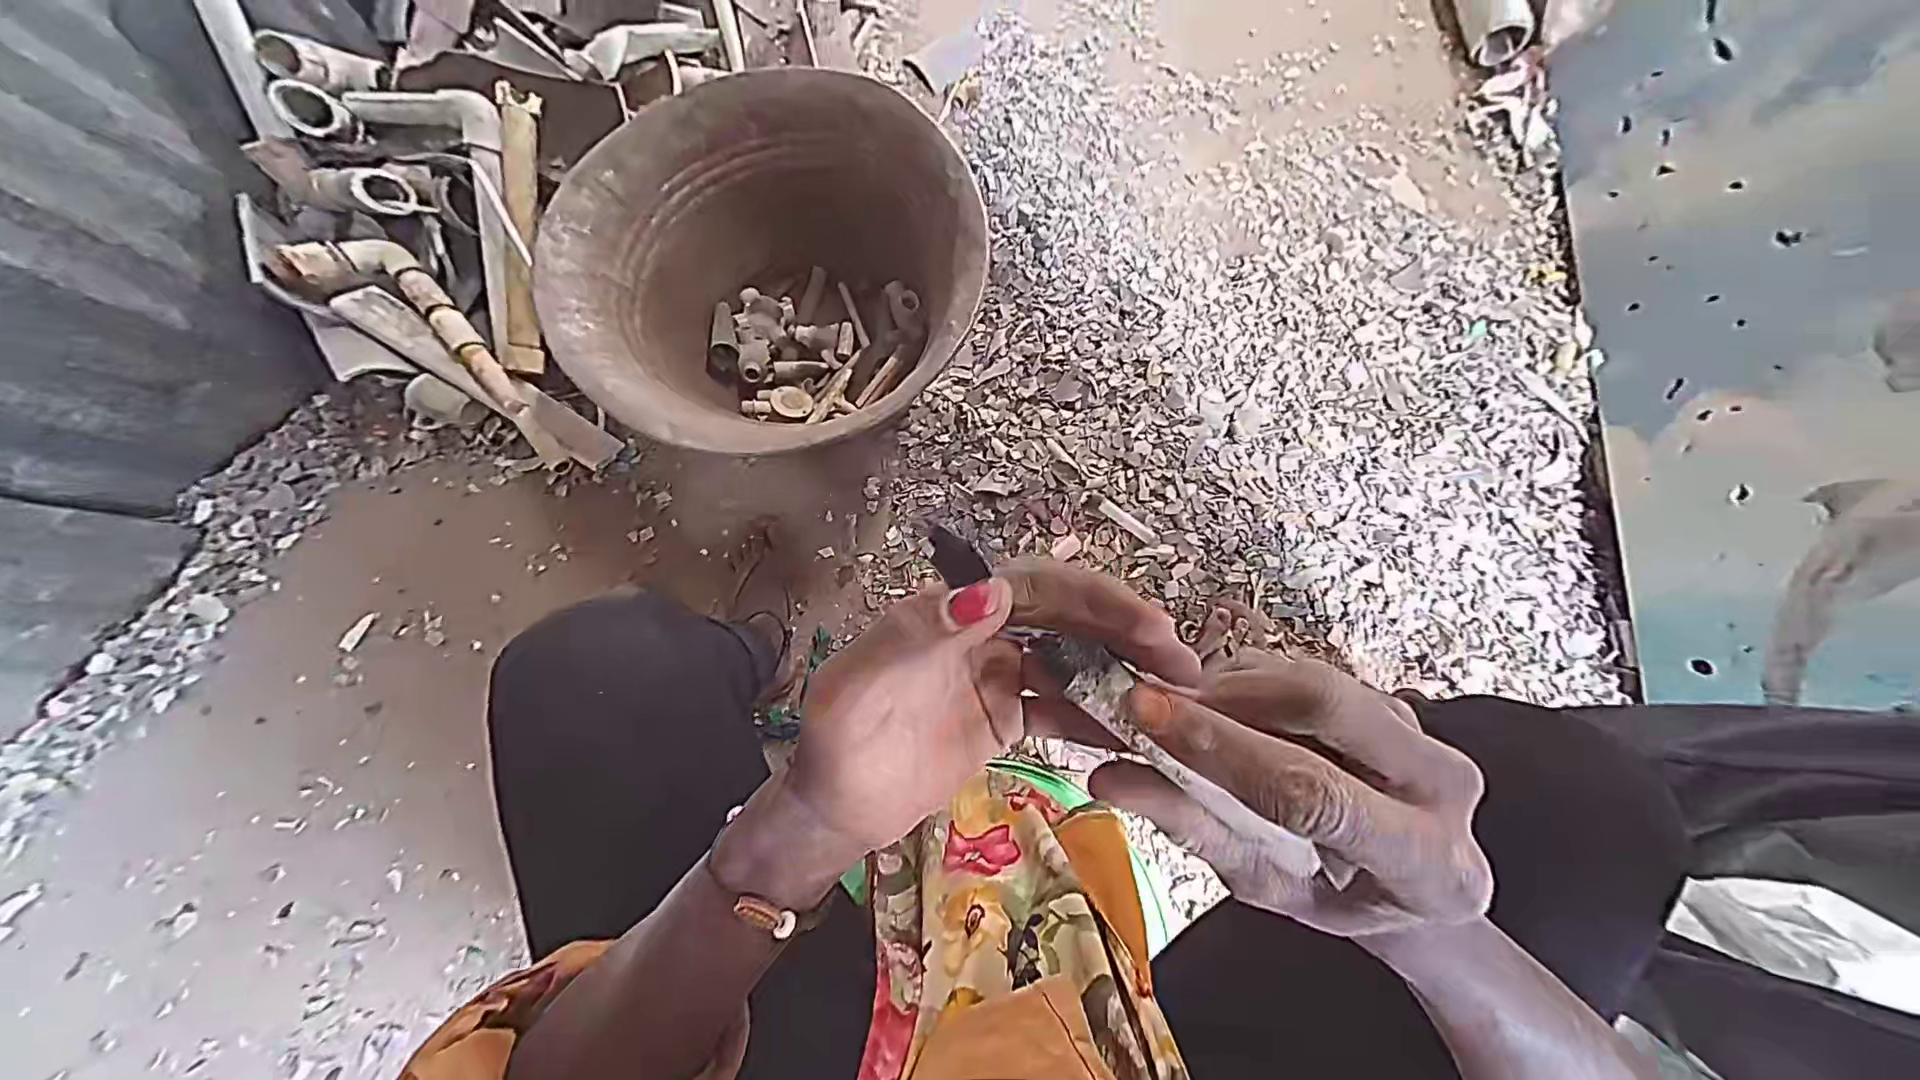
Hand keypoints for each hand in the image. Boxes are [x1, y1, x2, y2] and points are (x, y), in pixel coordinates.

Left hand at [787, 559, 1201, 854]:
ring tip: (1174, 700)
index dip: (1095, 599)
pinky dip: (1097, 720)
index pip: (1037, 587)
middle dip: (1125, 634)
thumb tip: (995, 590)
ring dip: (1121, 675)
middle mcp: (984, 634)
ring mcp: (999, 676)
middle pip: (1066, 619)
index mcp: (953, 609)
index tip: (1148, 624)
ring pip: (1073, 662)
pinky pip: (1061, 710)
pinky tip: (1134, 738)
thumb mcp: (864, 680)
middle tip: (1182, 664)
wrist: (832, 805)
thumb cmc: (839, 736)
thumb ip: (922, 632)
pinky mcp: (1006, 718)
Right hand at [1089, 649, 1491, 938]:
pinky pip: (1302, 669)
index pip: (1311, 790)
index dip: (1221, 746)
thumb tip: (1114, 778)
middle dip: (1222, 696)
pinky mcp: (1386, 698)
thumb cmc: (1333, 895)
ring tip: (1175, 707)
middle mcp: (1442, 781)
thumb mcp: (1264, 883)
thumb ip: (1194, 827)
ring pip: (1306, 675)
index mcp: (1422, 860)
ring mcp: (1419, 728)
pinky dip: (1242, 679)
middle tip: (1151, 698)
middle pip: (1320, 702)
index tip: (1144, 712)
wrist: (1400, 881)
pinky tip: (1212, 704)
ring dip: (1225, 683)